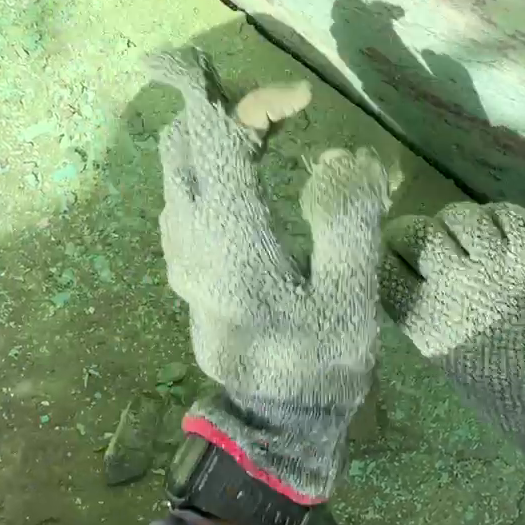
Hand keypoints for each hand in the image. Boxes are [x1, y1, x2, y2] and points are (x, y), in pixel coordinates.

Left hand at [147, 48, 390, 504]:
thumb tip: (342, 157)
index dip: (258, 103)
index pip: (221, 140)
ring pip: (177, 165)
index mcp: (230, 237)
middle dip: (221, 104)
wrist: (272, 427)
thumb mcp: (347, 298)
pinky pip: (182, 192)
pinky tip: (246, 170)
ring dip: (213, 131)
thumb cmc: (316, 364)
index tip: (303, 98)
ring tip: (265, 122)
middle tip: (273, 98)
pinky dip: (208, 162)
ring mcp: (181, 253)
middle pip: (183, 140)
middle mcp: (190, 237)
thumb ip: (346, 220)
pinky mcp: (186, 268)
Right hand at [380, 202, 524, 477]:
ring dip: (455, 224)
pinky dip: (495, 219)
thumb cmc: (504, 387)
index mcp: (429, 323)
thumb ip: (422, 310)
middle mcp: (459, 288)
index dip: (387, 253)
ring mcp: (500, 266)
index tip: (393, 253)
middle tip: (424, 239)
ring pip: (460, 216)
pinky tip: (497, 234)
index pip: (387, 266)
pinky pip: (505, 214)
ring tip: (464, 236)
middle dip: (413, 231)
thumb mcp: (445, 354)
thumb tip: (407, 265)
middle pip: (417, 233)